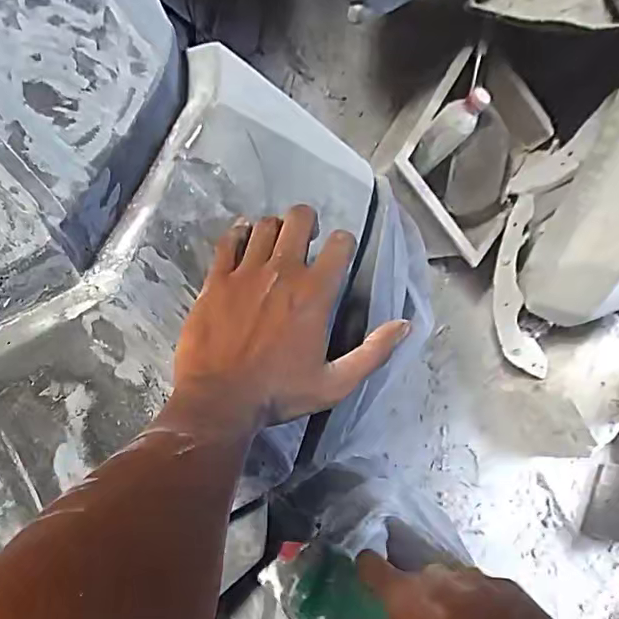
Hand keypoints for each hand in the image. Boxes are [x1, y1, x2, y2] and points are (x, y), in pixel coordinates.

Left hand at [170, 205, 408, 432]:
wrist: (219, 398)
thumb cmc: (276, 394)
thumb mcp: (334, 384)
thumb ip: (372, 353)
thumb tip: (403, 326)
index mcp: (315, 293)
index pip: (340, 244)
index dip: (342, 244)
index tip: (337, 255)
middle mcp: (282, 274)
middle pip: (299, 220)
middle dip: (307, 223)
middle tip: (304, 239)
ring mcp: (245, 275)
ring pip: (263, 227)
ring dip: (273, 229)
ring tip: (273, 242)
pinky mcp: (215, 283)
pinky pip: (227, 243)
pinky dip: (237, 235)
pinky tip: (240, 239)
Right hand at [356, 550, 569, 618]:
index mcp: (404, 594)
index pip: (372, 565)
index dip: (367, 568)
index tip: (368, 575)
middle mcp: (438, 577)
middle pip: (419, 575)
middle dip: (419, 593)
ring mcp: (479, 580)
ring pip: (456, 583)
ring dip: (454, 599)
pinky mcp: (514, 591)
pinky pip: (491, 594)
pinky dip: (489, 608)